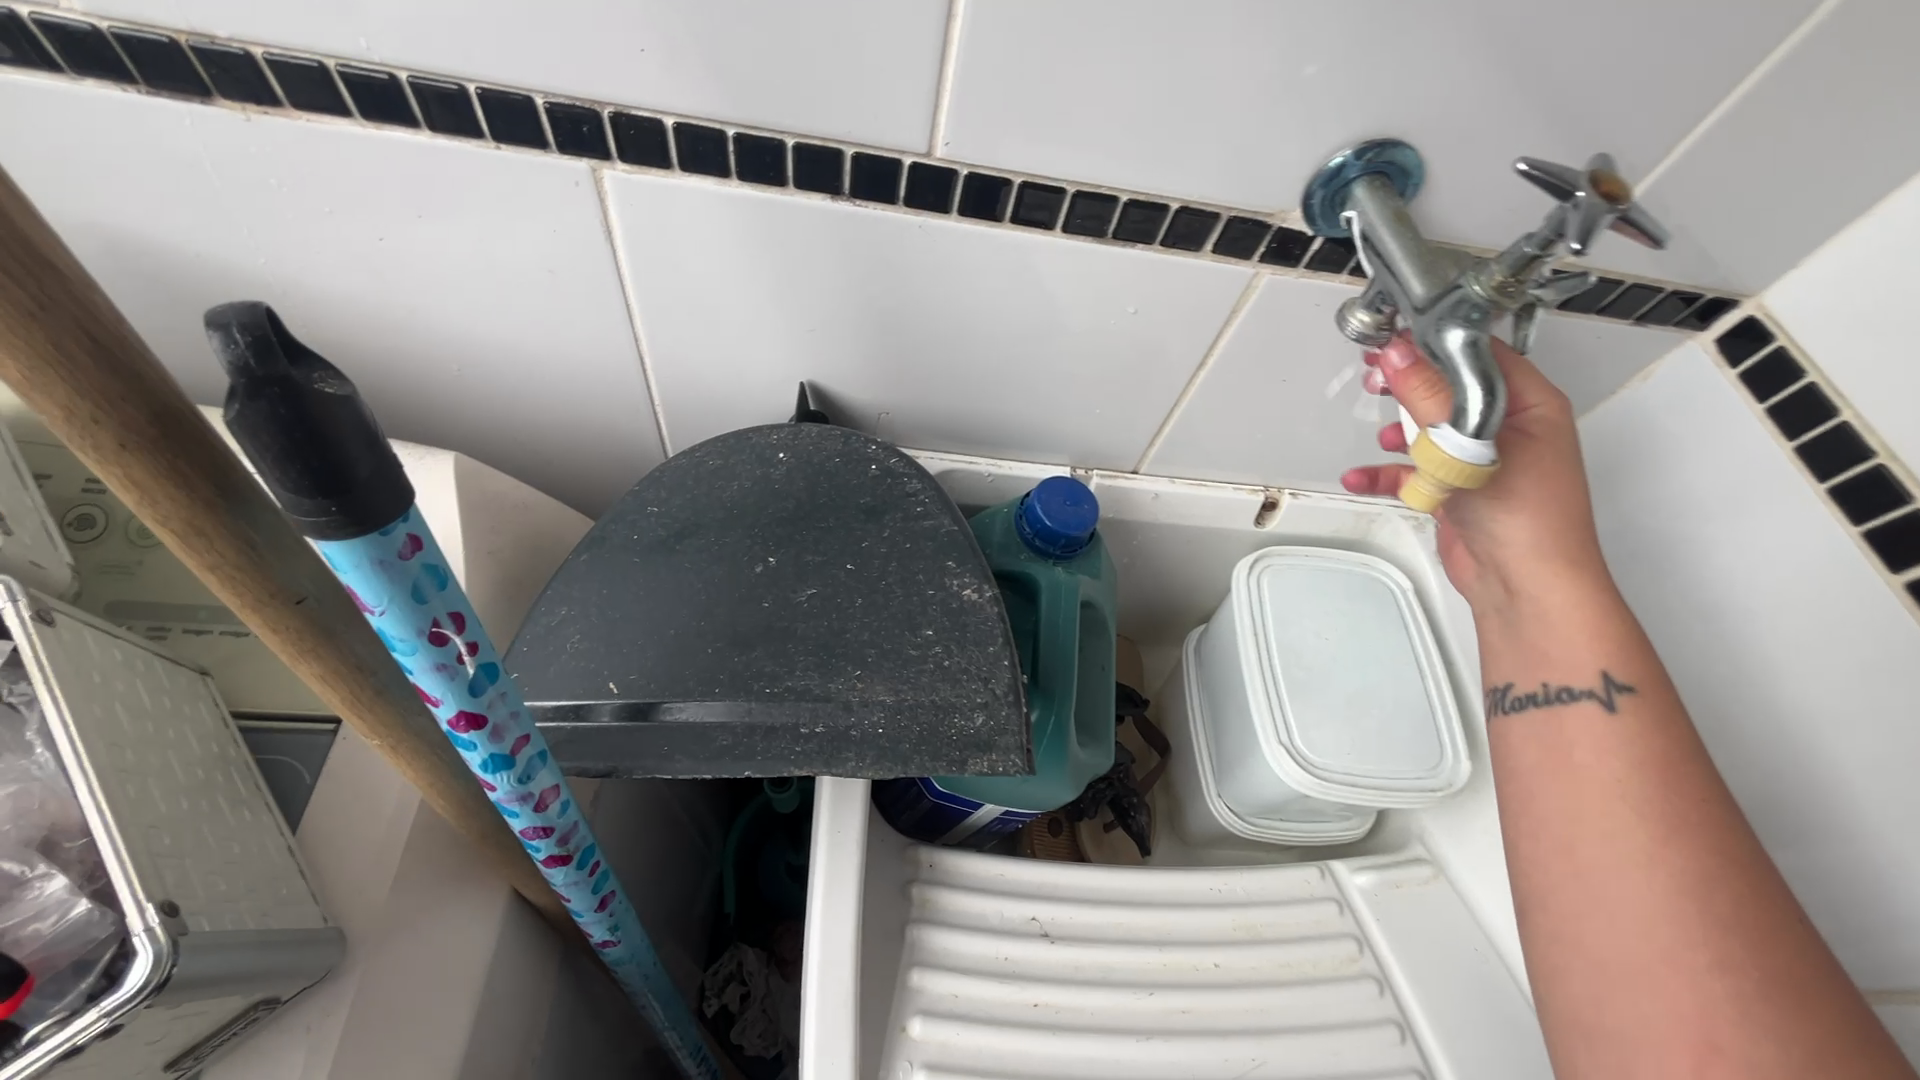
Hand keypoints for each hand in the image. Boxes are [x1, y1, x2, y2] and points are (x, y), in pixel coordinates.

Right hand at [1341, 332, 1610, 612]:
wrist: (1524, 588)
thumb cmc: (1524, 518)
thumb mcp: (1470, 445)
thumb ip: (1430, 397)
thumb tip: (1397, 354)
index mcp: (1530, 405)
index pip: (1480, 355)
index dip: (1435, 343)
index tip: (1393, 339)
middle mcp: (1509, 428)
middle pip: (1450, 389)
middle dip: (1410, 386)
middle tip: (1375, 376)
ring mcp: (1482, 461)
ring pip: (1430, 430)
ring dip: (1400, 431)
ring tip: (1378, 430)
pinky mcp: (1458, 490)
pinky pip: (1416, 471)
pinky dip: (1388, 473)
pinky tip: (1362, 478)